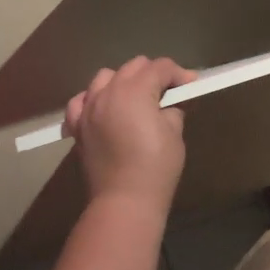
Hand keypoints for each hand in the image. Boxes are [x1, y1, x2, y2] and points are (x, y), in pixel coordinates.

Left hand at [64, 56, 197, 208]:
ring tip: (135, 99)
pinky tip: (104, 109)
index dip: (179, 74)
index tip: (191, 85)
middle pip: (134, 66)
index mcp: (135, 90)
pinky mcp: (78, 127)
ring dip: (123, 81)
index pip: (160, 67)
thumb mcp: (174, 133)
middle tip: (168, 94)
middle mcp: (108, 92)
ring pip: (105, 77)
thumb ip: (171, 109)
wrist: (123, 202)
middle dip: (153, 74)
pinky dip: (93, 99)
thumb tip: (169, 104)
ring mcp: (89, 108)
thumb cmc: (155, 168)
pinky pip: (81, 101)